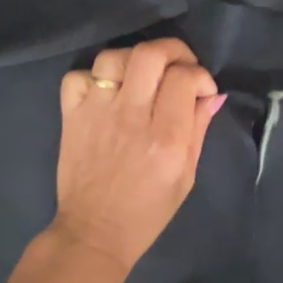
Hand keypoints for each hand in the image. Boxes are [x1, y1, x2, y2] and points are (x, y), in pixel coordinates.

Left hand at [52, 39, 226, 271]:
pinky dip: (94, 76)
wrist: (95, 232)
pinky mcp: (71, 117)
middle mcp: (131, 117)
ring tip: (143, 75)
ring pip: (114, 57)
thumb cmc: (147, 211)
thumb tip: (211, 94)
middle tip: (178, 67)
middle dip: (173, 50)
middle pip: (150, 55)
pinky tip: (107, 92)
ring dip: (134, 59)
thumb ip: (198, 129)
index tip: (200, 90)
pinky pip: (78, 77)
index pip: (184, 77)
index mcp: (165, 138)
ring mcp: (96, 114)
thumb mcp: (186, 175)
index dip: (199, 75)